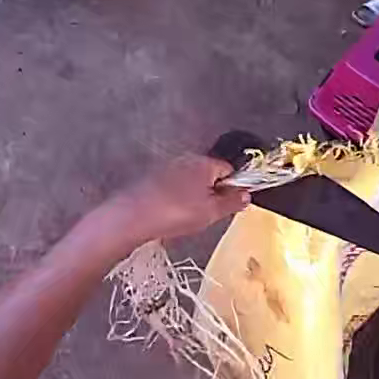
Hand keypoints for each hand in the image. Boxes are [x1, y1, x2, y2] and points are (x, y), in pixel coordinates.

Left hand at [87, 154, 249, 248]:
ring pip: (190, 181)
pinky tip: (170, 215)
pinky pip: (172, 187)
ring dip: (193, 196)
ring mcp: (167, 168)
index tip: (230, 204)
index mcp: (205, 163)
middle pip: (209, 174)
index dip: (232, 187)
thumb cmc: (175, 213)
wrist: (131, 218)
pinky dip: (175, 199)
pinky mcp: (151, 179)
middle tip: (209, 214)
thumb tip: (247, 195)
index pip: (229, 169)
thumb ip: (233, 202)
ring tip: (187, 218)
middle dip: (212, 192)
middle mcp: (186, 160)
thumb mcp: (212, 213)